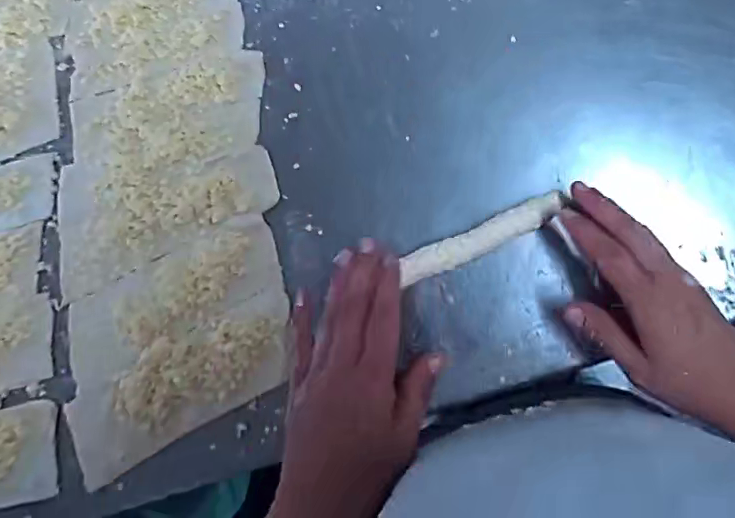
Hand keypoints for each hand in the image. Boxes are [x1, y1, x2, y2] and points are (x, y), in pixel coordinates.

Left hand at [269, 241, 443, 517]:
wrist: (317, 502)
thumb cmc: (368, 470)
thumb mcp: (404, 439)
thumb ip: (417, 392)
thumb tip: (436, 352)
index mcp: (372, 377)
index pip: (382, 320)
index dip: (387, 286)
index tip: (391, 257)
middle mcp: (342, 365)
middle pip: (354, 309)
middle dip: (362, 272)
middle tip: (368, 242)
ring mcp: (316, 371)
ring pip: (329, 318)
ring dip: (337, 284)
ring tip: (344, 254)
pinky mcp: (298, 382)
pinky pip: (300, 342)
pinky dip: (301, 316)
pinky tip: (302, 292)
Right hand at [560, 181, 734, 432]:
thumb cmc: (693, 385)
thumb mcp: (642, 370)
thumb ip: (605, 334)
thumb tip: (569, 308)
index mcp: (650, 299)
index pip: (610, 256)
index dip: (585, 232)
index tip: (563, 213)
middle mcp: (665, 278)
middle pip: (629, 232)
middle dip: (601, 207)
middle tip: (576, 187)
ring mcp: (679, 275)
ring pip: (643, 233)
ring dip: (617, 211)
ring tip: (594, 196)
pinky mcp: (688, 279)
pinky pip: (654, 242)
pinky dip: (633, 225)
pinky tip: (624, 224)